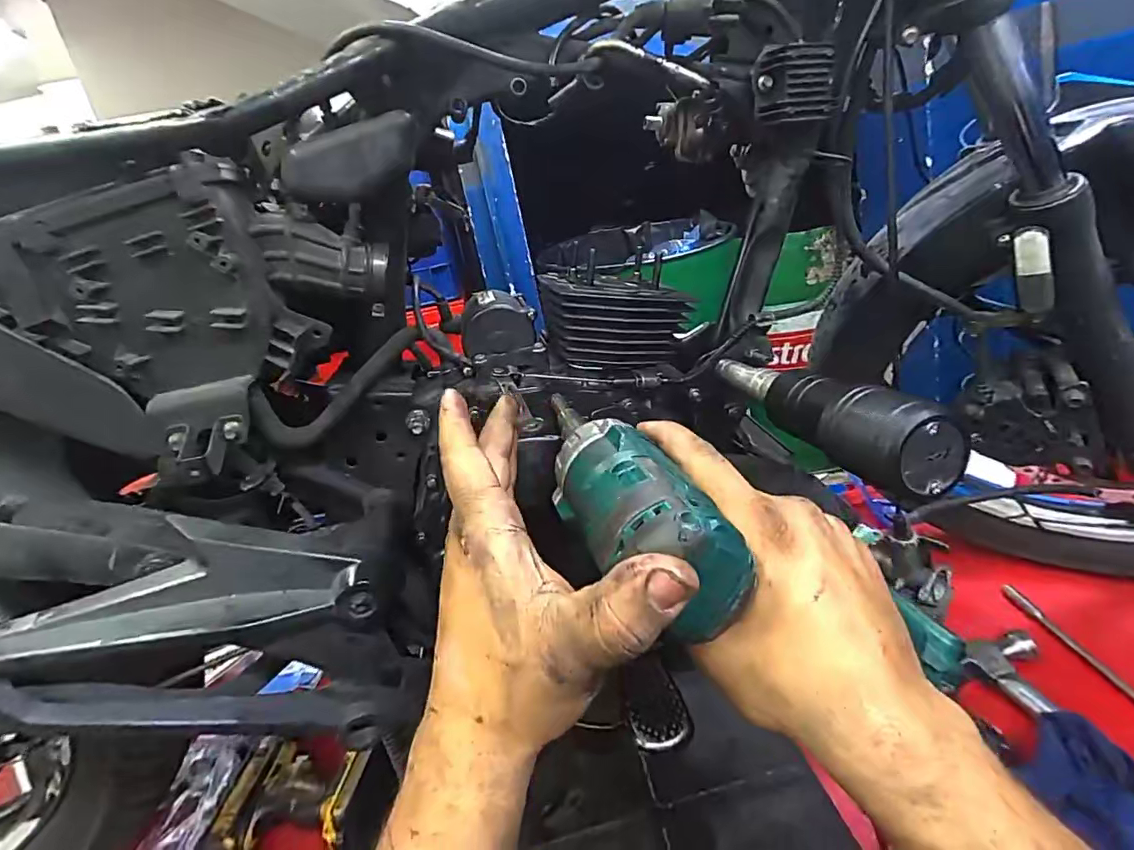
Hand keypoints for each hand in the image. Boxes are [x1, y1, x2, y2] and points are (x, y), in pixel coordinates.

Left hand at [426, 390, 700, 757]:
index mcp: (489, 542)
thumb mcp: (577, 642)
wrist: (482, 739)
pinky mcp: (487, 589)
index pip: (470, 469)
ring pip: (484, 498)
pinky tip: (532, 507)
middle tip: (509, 400)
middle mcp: (477, 548)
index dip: (464, 428)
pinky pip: (494, 524)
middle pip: (481, 475)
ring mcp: (478, 568)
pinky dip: (508, 496)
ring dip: (497, 462)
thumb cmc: (513, 691)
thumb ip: (626, 608)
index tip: (460, 393)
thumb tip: (674, 572)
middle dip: (492, 433)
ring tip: (517, 437)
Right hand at [638, 421, 1082, 849]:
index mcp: (765, 531)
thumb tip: (667, 582)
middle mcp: (801, 516)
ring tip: (743, 579)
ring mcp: (832, 529)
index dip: (671, 440)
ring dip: (751, 534)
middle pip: (739, 493)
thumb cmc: (806, 687)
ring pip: (772, 514)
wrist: (883, 716)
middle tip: (690, 541)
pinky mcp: (853, 547)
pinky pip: (804, 531)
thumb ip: (686, 603)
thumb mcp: (718, 651)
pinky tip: (784, 591)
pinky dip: (785, 548)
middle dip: (711, 511)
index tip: (649, 431)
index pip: (707, 465)